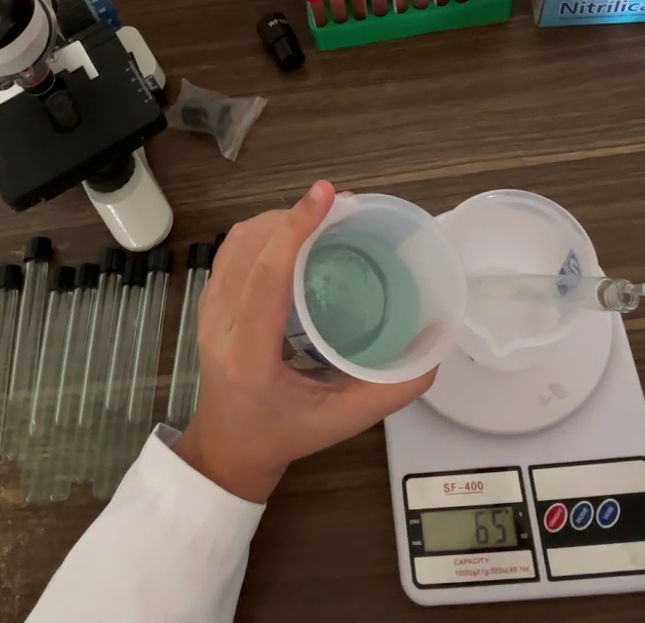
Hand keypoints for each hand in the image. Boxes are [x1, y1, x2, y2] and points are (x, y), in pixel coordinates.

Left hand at [173, 181, 436, 502]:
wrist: (228, 450)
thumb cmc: (285, 435)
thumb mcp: (344, 420)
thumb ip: (393, 386)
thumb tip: (437, 338)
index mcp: (249, 354)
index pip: (267, 276)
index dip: (297, 228)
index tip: (327, 194)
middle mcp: (219, 324)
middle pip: (251, 247)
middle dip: (296, 216)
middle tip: (343, 207)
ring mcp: (207, 309)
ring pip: (238, 242)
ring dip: (280, 219)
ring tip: (323, 216)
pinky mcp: (208, 301)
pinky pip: (233, 250)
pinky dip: (265, 231)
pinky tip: (295, 234)